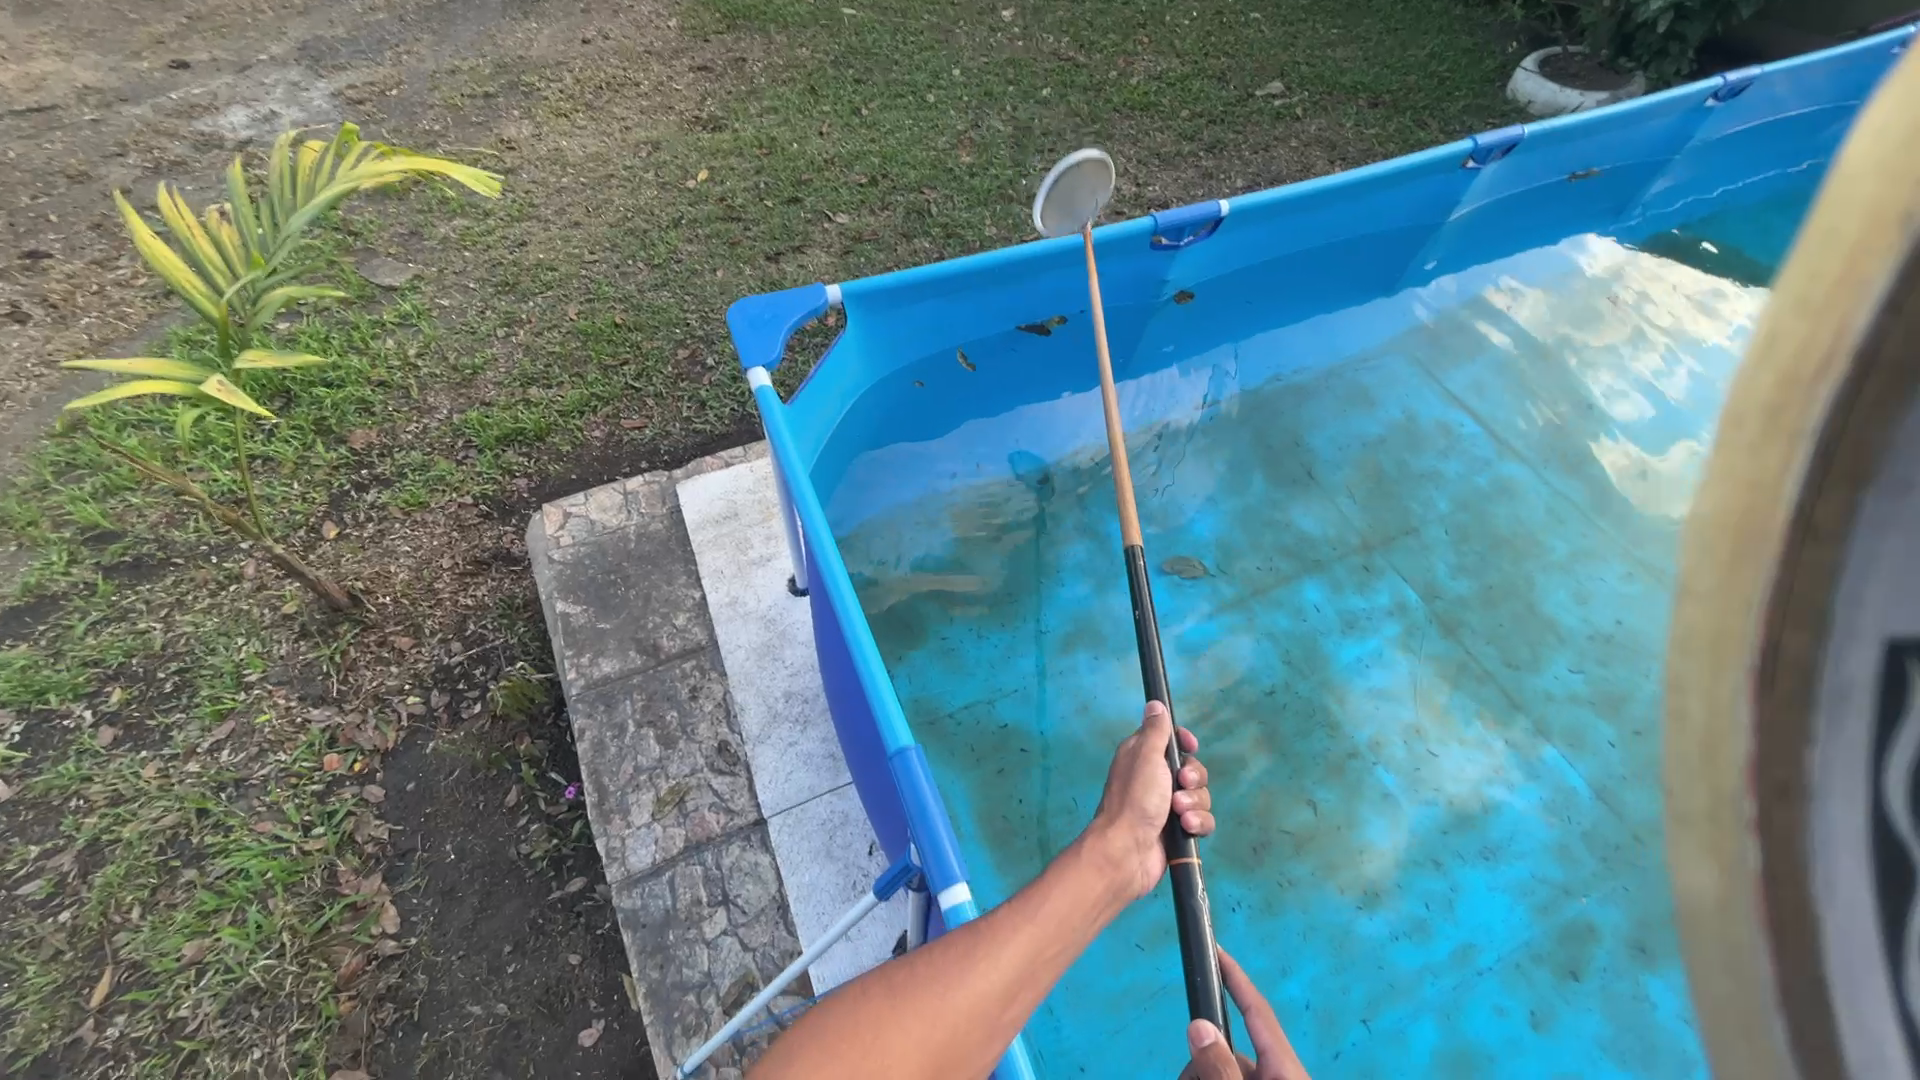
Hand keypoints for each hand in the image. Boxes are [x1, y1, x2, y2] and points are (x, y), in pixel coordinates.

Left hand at [1086, 700, 1212, 901]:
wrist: (1127, 850)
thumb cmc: (1135, 798)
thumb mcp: (1146, 756)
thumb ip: (1155, 731)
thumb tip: (1155, 704)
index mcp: (1142, 756)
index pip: (1169, 739)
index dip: (1183, 742)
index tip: (1190, 746)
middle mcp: (1154, 778)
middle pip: (1191, 768)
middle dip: (1194, 777)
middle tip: (1181, 784)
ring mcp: (1166, 805)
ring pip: (1199, 795)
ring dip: (1195, 803)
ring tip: (1179, 812)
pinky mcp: (1177, 829)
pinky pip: (1201, 820)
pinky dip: (1198, 823)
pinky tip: (1187, 828)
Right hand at [1178, 948, 1309, 1079]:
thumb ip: (1222, 1069)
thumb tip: (1199, 1026)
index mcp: (1285, 1068)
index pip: (1258, 1010)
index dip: (1236, 977)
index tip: (1215, 949)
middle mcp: (1277, 1073)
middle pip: (1230, 1046)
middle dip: (1202, 1053)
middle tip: (1184, 1074)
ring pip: (1223, 1066)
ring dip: (1200, 1071)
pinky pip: (1226, 1079)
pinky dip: (1207, 1078)